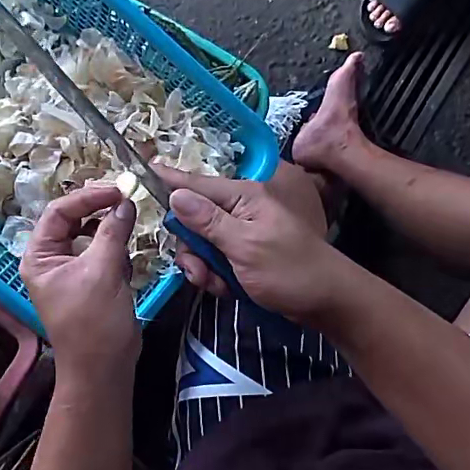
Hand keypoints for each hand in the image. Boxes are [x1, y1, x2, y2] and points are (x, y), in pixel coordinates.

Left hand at [20, 185, 140, 376]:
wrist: (104, 369)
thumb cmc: (94, 322)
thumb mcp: (103, 271)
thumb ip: (113, 232)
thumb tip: (126, 202)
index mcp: (40, 256)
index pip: (59, 211)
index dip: (87, 197)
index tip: (118, 189)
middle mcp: (52, 259)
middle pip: (74, 220)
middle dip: (100, 210)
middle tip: (127, 199)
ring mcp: (73, 270)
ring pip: (92, 235)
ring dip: (111, 230)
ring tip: (129, 226)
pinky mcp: (93, 280)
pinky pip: (104, 252)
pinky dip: (118, 249)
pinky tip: (128, 256)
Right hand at [158, 165, 354, 322]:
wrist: (326, 302)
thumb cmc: (289, 270)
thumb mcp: (245, 245)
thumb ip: (208, 221)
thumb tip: (176, 194)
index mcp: (245, 195)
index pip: (197, 183)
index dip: (169, 180)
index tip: (142, 168)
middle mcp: (242, 208)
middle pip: (194, 218)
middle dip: (191, 248)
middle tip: (198, 274)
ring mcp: (244, 231)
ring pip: (203, 243)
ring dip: (204, 267)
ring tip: (218, 286)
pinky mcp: (246, 252)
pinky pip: (218, 258)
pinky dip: (218, 276)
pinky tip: (228, 290)